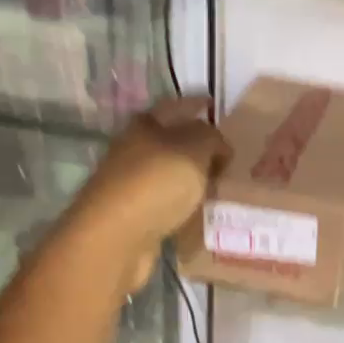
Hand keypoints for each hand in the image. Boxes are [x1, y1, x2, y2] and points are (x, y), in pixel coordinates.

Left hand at [61, 96, 228, 291]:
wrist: (116, 238)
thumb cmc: (156, 184)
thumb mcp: (193, 151)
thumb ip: (211, 139)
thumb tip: (220, 144)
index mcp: (146, 125)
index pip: (176, 106)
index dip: (196, 104)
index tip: (215, 106)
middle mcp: (135, 150)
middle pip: (171, 141)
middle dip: (197, 144)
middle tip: (227, 153)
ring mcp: (132, 185)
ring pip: (169, 174)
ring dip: (191, 178)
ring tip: (220, 184)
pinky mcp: (135, 217)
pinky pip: (167, 204)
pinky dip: (184, 205)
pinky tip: (200, 211)